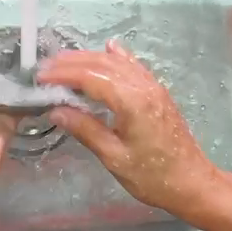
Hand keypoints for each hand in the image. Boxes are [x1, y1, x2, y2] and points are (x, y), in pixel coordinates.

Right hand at [38, 41, 225, 217]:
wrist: (191, 181)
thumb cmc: (152, 176)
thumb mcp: (114, 157)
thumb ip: (86, 130)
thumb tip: (56, 110)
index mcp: (132, 101)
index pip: (91, 78)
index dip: (64, 74)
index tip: (40, 77)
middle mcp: (144, 86)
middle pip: (104, 64)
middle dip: (73, 63)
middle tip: (45, 67)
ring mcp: (153, 87)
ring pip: (119, 63)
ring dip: (91, 58)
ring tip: (64, 61)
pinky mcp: (158, 92)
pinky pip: (134, 67)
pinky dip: (118, 57)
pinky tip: (109, 49)